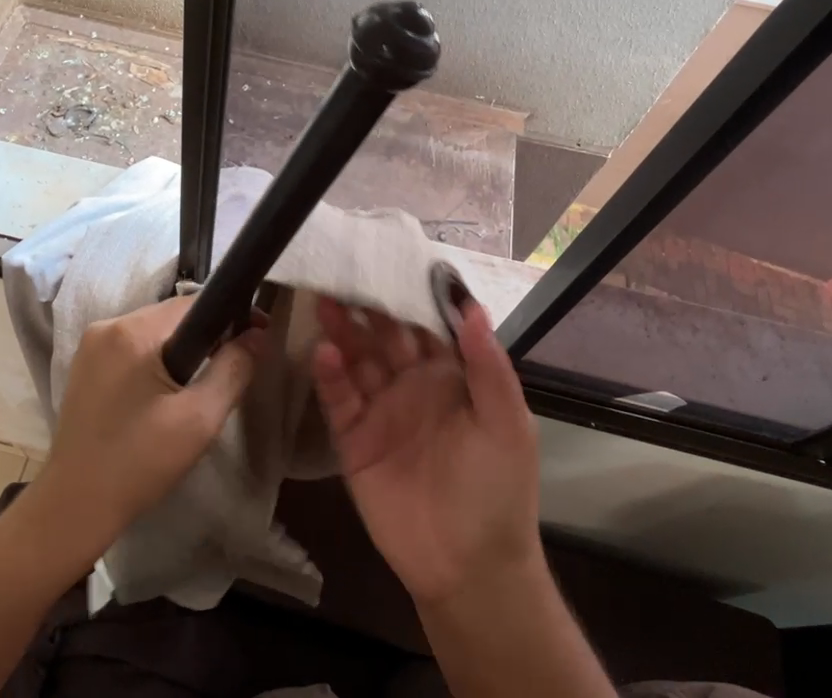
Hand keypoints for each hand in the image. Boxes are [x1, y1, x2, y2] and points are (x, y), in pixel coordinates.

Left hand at [33, 296, 261, 554]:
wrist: (76, 504)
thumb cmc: (140, 462)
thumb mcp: (199, 419)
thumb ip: (233, 370)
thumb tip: (257, 335)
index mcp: (132, 331)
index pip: (193, 303)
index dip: (230, 316)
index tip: (257, 336)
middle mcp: (106, 326)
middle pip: (171, 316)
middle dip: (205, 336)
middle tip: (232, 368)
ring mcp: (90, 347)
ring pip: (151, 333)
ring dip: (180, 350)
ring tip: (200, 385)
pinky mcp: (85, 368)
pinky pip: (131, 349)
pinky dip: (155, 362)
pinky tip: (165, 394)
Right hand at [311, 295, 540, 603]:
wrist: (467, 566)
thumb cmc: (497, 490)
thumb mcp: (508, 425)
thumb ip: (488, 367)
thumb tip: (471, 306)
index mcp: (451, 380)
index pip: (424, 328)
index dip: (407, 299)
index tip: (388, 264)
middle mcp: (411, 388)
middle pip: (383, 338)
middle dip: (365, 309)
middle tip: (343, 275)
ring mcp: (380, 413)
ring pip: (356, 362)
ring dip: (341, 333)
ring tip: (324, 303)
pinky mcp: (353, 441)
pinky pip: (339, 400)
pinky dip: (329, 376)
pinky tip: (324, 354)